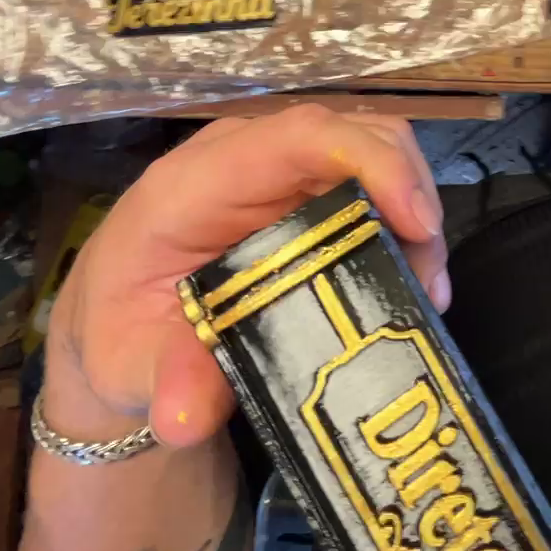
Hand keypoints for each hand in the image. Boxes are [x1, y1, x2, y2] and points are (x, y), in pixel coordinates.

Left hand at [40, 105, 448, 449]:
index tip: (417, 221)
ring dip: (414, 213)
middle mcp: (254, 155)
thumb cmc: (121, 320)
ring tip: (426, 290)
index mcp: (202, 179)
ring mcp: (288, 168)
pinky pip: (375, 183)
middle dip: (410, 190)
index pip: (301, 134)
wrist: (124, 310)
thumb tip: (189, 418)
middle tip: (428, 273)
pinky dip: (405, 227)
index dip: (370, 161)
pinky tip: (413, 281)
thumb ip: (166, 381)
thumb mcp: (129, 362)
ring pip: (378, 151)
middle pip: (358, 132)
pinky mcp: (313, 188)